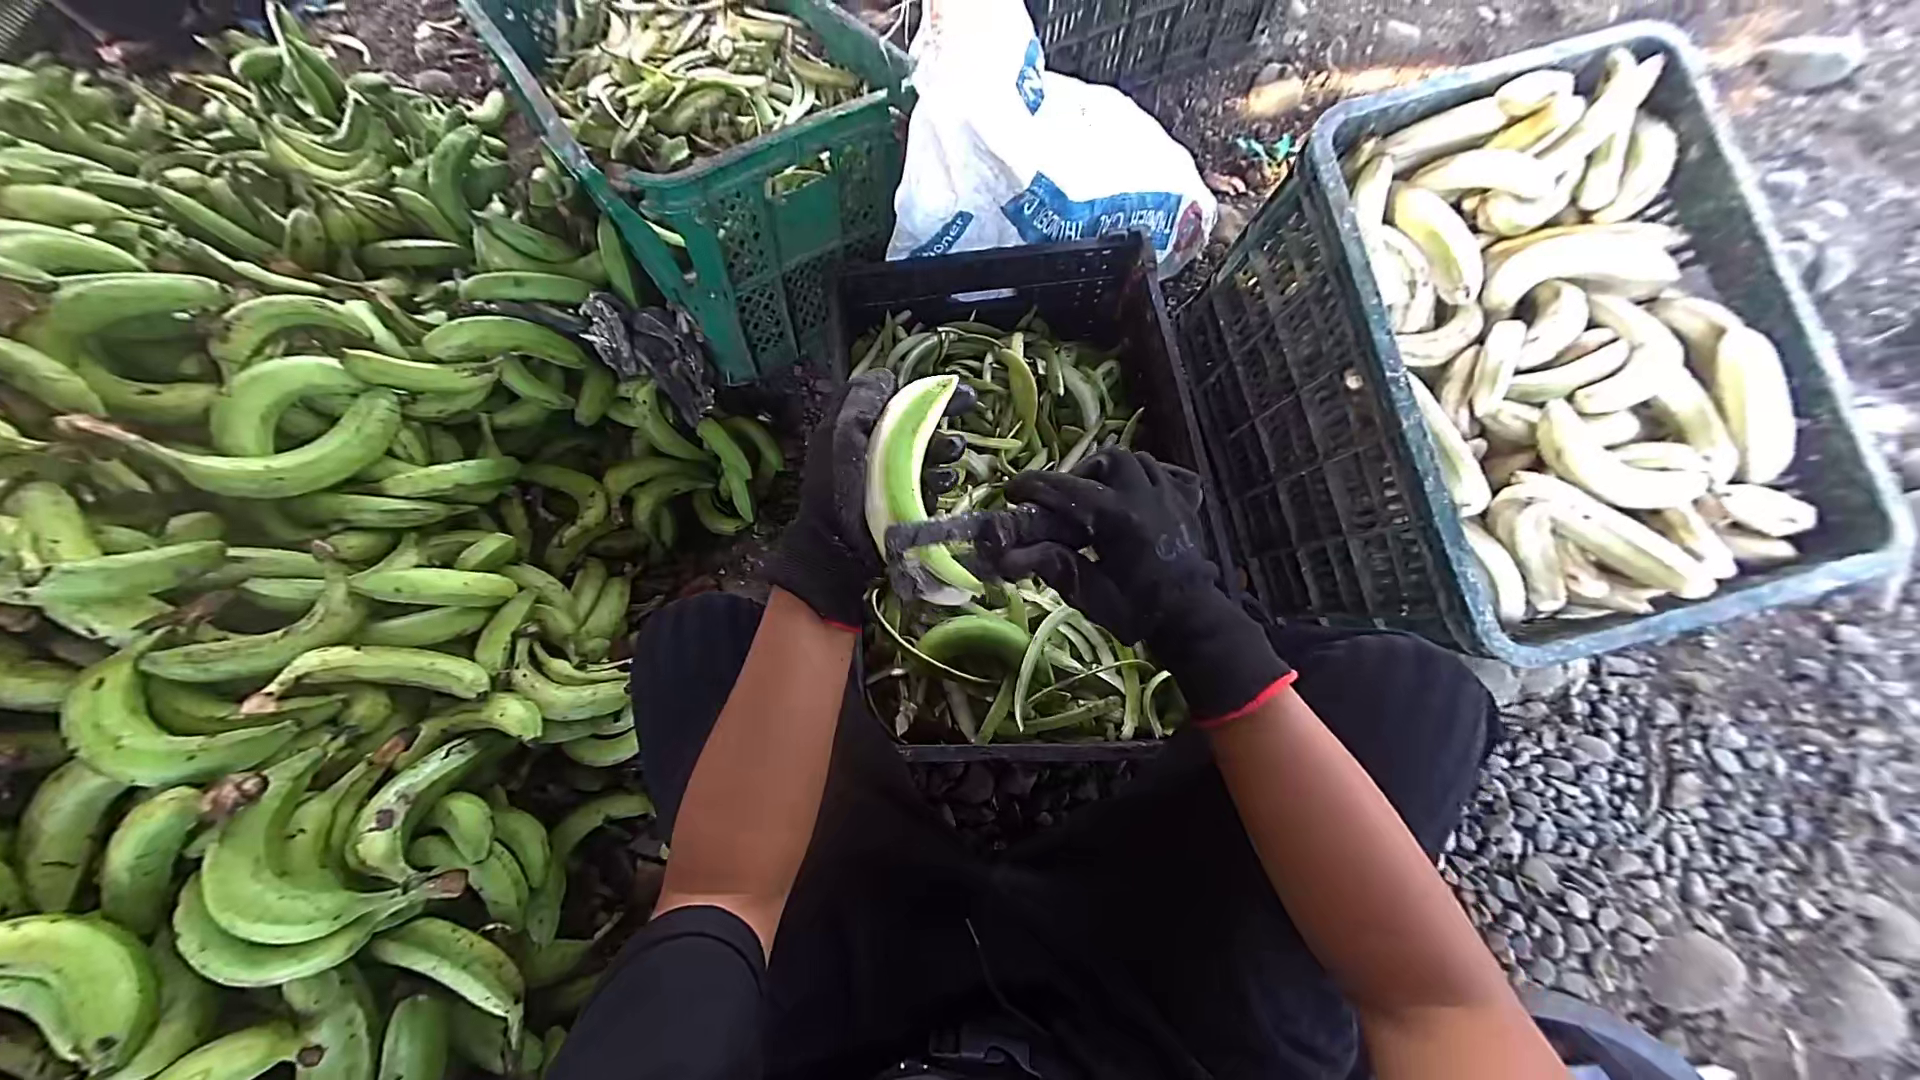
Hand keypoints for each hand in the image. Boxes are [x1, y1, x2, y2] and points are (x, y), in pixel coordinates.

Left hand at [759, 372, 970, 628]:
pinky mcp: (908, 496)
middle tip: (971, 403)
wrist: (840, 546)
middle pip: (919, 419)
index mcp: (858, 424)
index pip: (895, 396)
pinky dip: (942, 477)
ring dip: (946, 445)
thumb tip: (887, 376)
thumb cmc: (836, 489)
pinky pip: (933, 481)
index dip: (921, 387)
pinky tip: (946, 478)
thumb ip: (860, 401)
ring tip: (954, 449)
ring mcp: (895, 472)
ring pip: (930, 449)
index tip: (946, 384)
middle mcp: (878, 444)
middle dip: (945, 411)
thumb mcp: (841, 435)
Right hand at [1002, 448, 1292, 724]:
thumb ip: (1052, 566)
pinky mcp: (1186, 506)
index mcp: (1116, 517)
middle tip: (1063, 496)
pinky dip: (1147, 477)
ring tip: (1097, 492)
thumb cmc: (1137, 612)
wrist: (1191, 620)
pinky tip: (1136, 493)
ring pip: (1138, 461)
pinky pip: (1167, 474)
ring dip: (1112, 472)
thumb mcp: (1089, 594)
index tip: (1013, 490)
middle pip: (1107, 461)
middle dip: (1078, 474)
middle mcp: (1144, 496)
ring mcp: (1170, 497)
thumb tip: (1007, 558)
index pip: (1065, 489)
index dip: (1034, 486)